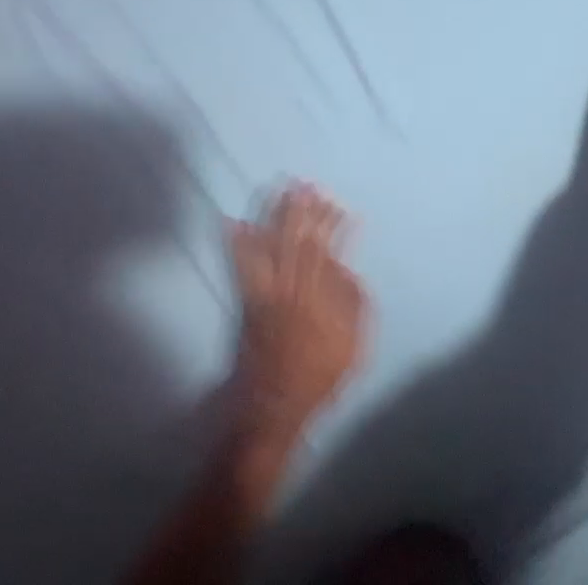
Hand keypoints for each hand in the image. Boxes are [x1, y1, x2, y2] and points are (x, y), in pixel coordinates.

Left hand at [227, 182, 367, 437]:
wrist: (273, 404)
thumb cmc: (319, 376)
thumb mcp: (354, 344)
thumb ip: (354, 302)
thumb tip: (346, 266)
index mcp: (320, 298)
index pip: (325, 250)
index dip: (329, 225)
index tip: (336, 204)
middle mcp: (291, 289)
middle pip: (295, 240)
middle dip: (301, 209)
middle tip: (304, 183)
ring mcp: (264, 293)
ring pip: (269, 245)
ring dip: (272, 214)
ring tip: (277, 188)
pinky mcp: (246, 301)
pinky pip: (240, 266)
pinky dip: (237, 243)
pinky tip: (233, 221)